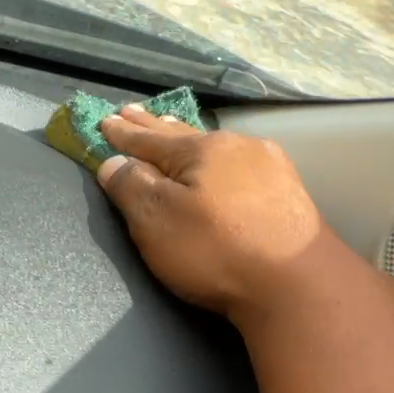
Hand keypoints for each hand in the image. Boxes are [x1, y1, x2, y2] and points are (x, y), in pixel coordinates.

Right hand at [96, 104, 339, 325]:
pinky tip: (210, 160)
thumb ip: (130, 187)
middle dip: (153, 126)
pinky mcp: (280, 188)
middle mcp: (236, 147)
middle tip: (131, 113)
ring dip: (182, 138)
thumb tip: (112, 162)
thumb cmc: (211, 248)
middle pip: (182, 135)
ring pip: (210, 146)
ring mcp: (265, 164)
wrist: (290, 279)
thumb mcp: (155, 220)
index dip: (122, 134)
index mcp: (201, 150)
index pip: (149, 139)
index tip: (103, 120)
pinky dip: (209, 157)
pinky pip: (231, 161)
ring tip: (166, 128)